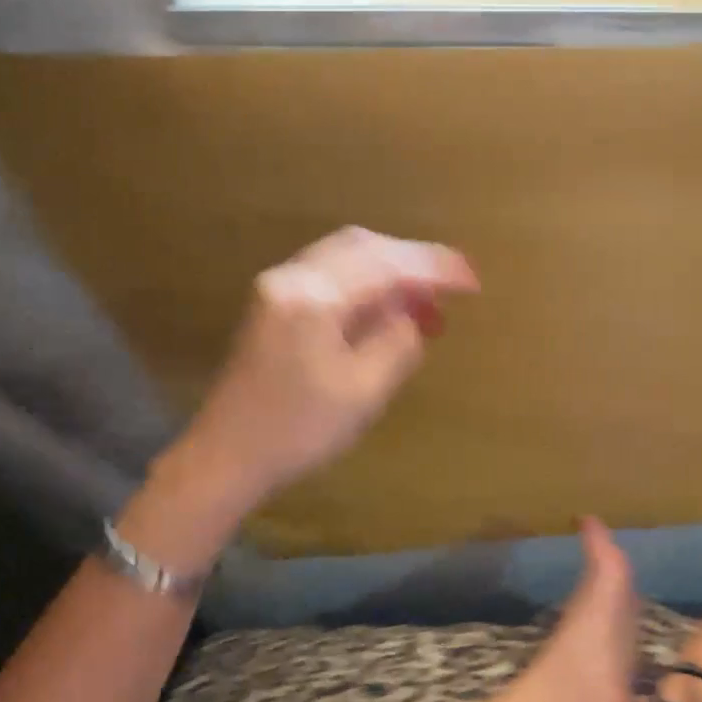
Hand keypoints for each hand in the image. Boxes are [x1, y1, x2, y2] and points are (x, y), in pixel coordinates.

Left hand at [171, 227, 479, 510]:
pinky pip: (331, 279)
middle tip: (451, 291)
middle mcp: (292, 279)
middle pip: (362, 247)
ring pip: (345, 260)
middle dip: (412, 264)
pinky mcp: (275, 308)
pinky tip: (388, 315)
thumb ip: (397, 343)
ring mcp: (278, 291)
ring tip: (426, 308)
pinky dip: (367, 288)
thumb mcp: (365, 391)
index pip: (385, 266)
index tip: (472, 282)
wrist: (230, 454)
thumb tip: (414, 317)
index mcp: (314, 298)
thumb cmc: (301, 429)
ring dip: (390, 275)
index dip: (433, 269)